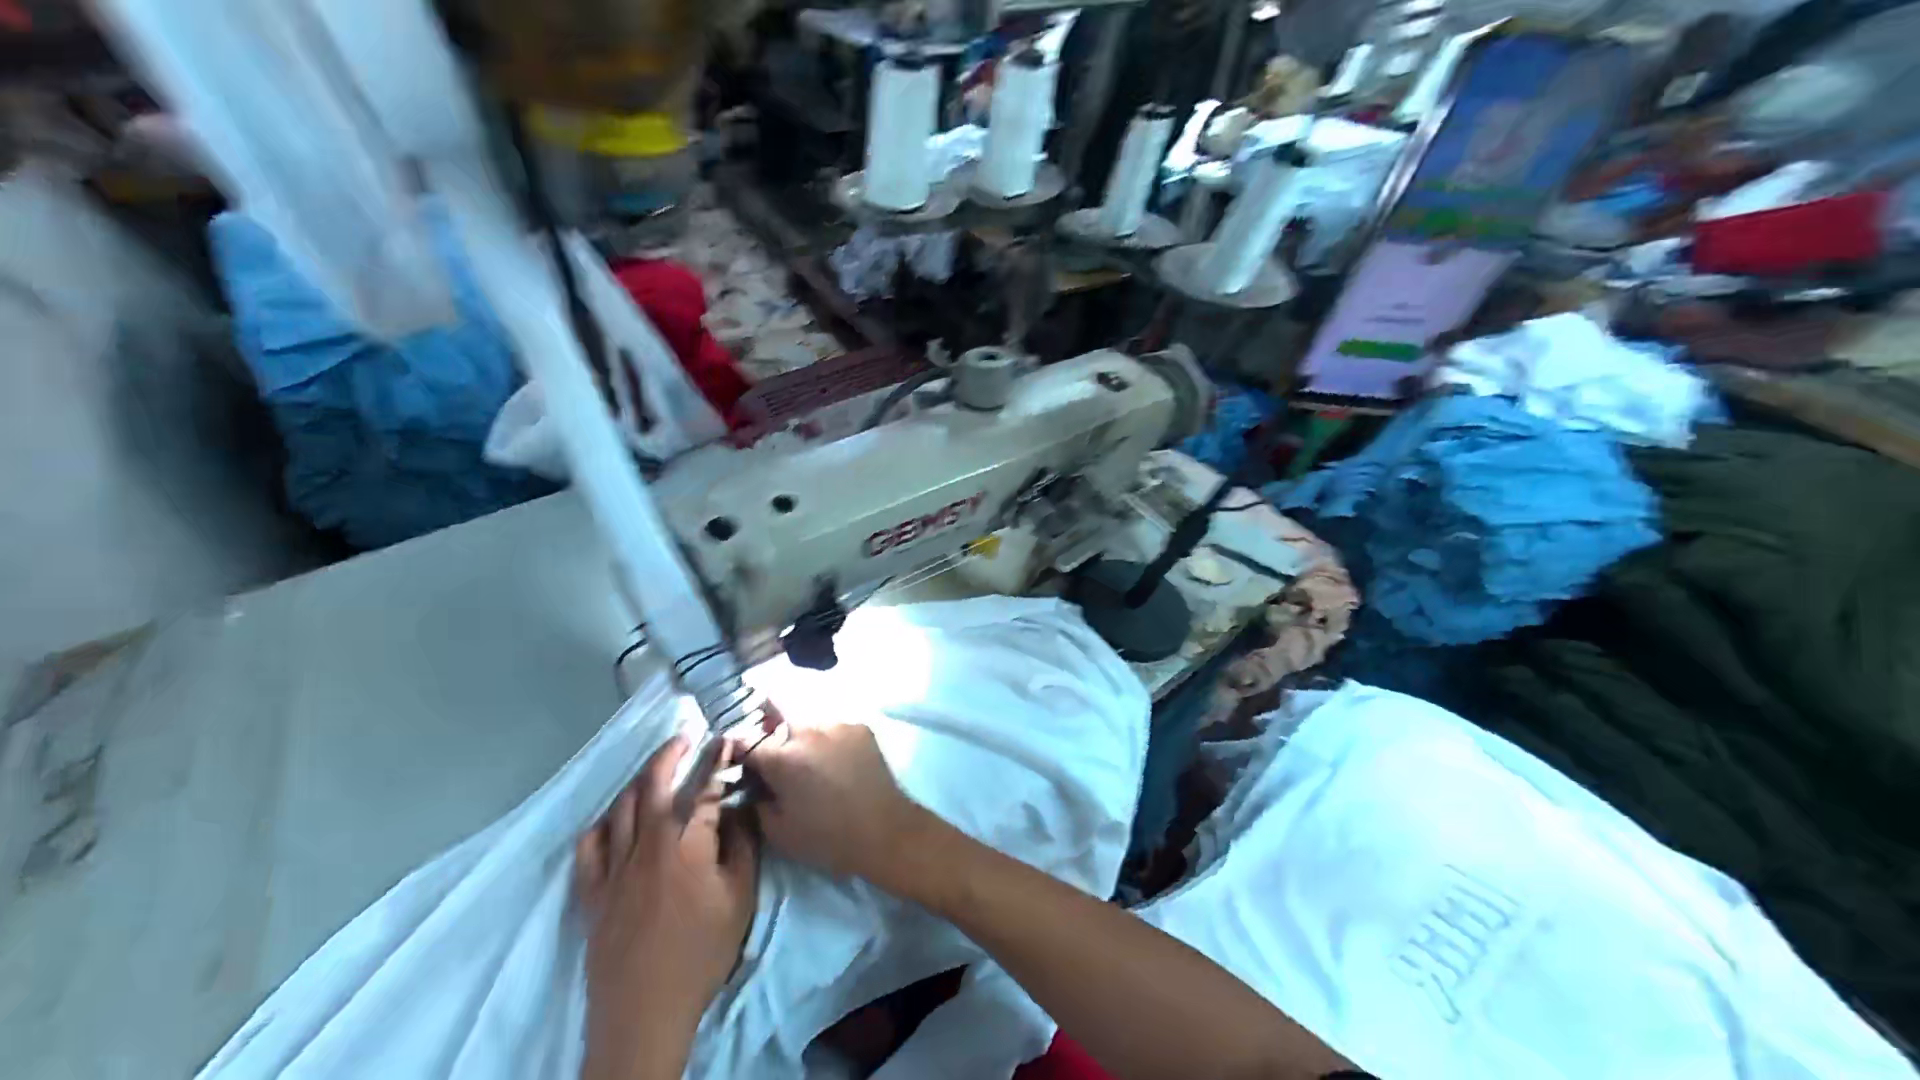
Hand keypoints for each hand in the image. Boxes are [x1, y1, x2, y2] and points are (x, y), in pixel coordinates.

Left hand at [575, 736, 758, 1079]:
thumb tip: (739, 809)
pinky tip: (613, 819)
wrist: (645, 1010)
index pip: (703, 786)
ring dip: (639, 780)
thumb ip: (742, 846)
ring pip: (621, 807)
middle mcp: (647, 843)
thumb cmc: (701, 953)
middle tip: (684, 739)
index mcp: (687, 843)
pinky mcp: (592, 891)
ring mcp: (613, 866)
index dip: (715, 757)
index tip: (725, 736)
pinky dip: (603, 822)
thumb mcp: (740, 898)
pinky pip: (590, 844)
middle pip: (653, 784)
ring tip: (654, 771)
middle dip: (669, 755)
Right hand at [738, 721, 927, 887]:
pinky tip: (837, 763)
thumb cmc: (826, 838)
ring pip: (807, 726)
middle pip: (778, 727)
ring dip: (803, 741)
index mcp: (782, 757)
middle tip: (783, 768)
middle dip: (774, 743)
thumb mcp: (777, 830)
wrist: (884, 831)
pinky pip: (833, 729)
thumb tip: (751, 781)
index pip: (746, 741)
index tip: (744, 762)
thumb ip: (755, 798)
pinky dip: (829, 742)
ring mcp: (836, 725)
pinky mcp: (860, 727)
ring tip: (814, 766)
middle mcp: (807, 731)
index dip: (740, 752)